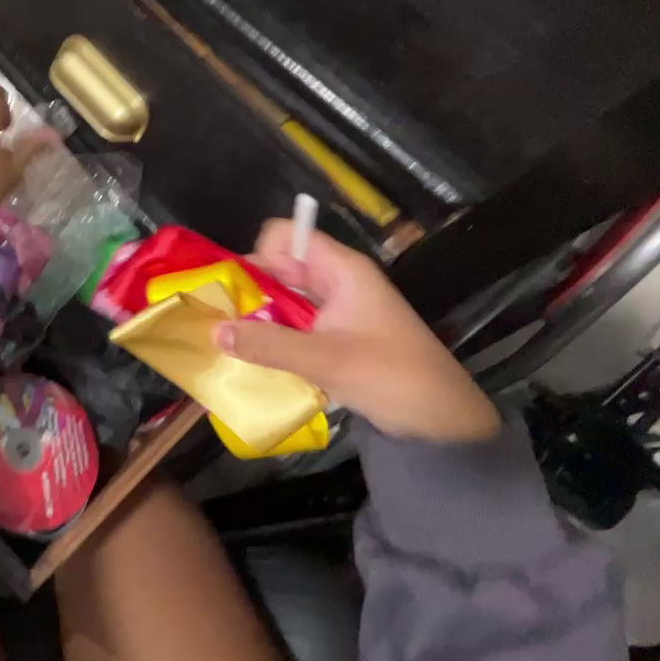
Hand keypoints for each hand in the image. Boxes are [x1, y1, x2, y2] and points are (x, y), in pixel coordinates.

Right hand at [212, 220, 499, 442]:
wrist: (446, 424)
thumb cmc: (395, 378)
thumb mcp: (327, 361)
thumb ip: (268, 344)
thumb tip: (213, 331)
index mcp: (341, 270)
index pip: (288, 235)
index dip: (259, 252)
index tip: (239, 287)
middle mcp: (335, 281)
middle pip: (278, 267)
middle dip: (248, 287)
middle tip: (218, 317)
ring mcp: (334, 309)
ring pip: (281, 297)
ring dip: (256, 314)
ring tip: (227, 338)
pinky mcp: (333, 336)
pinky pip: (290, 323)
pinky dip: (271, 334)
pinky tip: (253, 356)